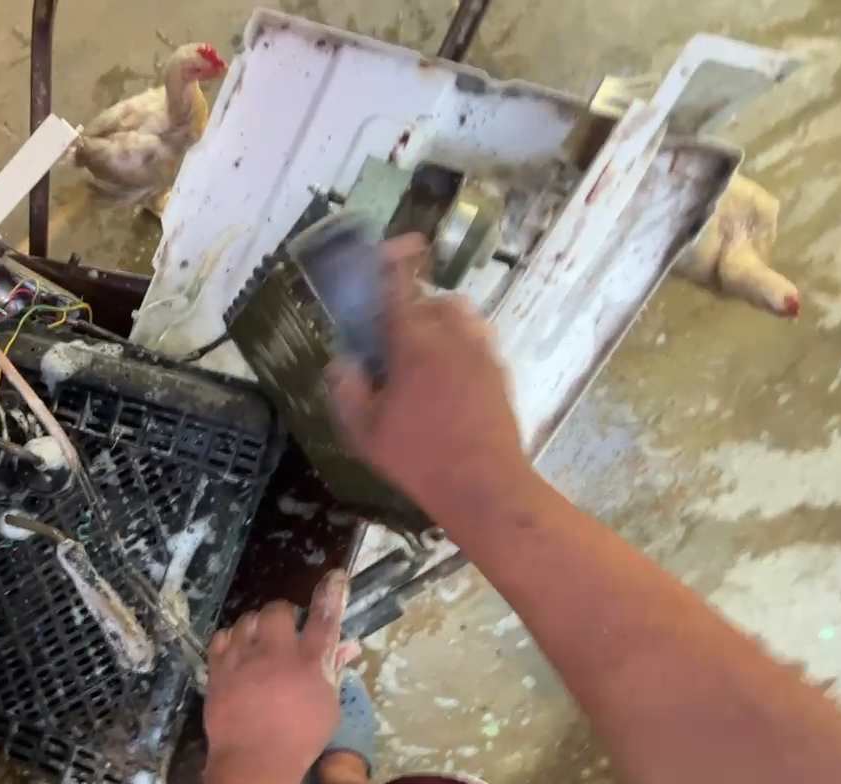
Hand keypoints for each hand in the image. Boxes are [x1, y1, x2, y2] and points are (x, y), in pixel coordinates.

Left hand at [203, 570, 354, 783]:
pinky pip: (223, 636)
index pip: (325, 617)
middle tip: (283, 634)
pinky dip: (232, 640)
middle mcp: (275, 651)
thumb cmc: (299, 738)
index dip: (330, 594)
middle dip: (282, 616)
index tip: (334, 577)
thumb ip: (334, 670)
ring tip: (259, 646)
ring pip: (247, 619)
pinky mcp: (218, 666)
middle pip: (278, 610)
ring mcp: (243, 657)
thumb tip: (346, 645)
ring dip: (256, 627)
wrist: (252, 760)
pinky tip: (237, 654)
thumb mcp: (327, 705)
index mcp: (310, 662)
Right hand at [323, 235, 529, 513]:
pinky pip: (475, 342)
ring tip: (420, 358)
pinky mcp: (499, 371)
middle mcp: (452, 339)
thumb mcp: (363, 432)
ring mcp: (482, 353)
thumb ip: (347, 392)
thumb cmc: (416, 457)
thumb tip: (341, 364)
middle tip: (391, 339)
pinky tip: (443, 383)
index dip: (394, 263)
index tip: (395, 244)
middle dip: (412, 308)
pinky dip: (457, 346)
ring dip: (438, 324)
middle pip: (432, 302)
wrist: (482, 483)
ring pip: (460, 317)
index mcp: (413, 348)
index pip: (400, 291)